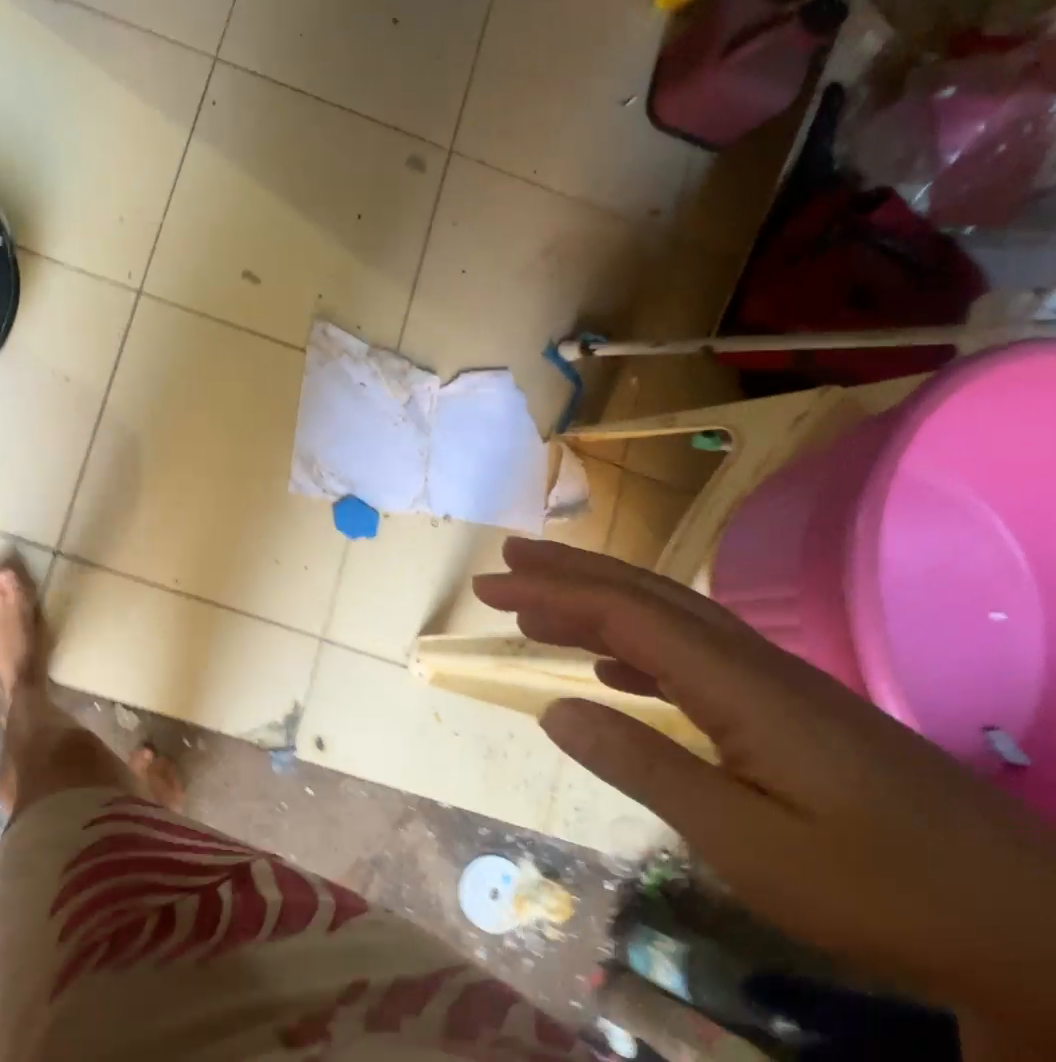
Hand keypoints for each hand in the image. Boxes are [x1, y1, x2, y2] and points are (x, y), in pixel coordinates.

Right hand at [473, 538, 1055, 1047]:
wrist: (1031, 928)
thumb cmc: (880, 891)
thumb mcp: (745, 843)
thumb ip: (644, 768)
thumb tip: (554, 709)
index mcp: (746, 690)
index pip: (631, 619)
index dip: (555, 596)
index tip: (490, 588)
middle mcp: (764, 670)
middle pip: (655, 600)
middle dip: (574, 576)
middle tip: (505, 565)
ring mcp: (786, 690)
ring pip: (679, 623)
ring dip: (604, 606)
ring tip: (540, 610)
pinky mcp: (798, 717)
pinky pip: (701, 659)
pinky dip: (642, 650)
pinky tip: (614, 670)